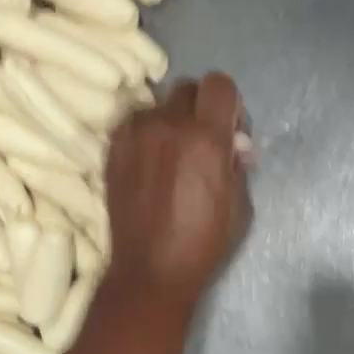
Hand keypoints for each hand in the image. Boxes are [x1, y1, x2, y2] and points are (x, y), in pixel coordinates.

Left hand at [103, 71, 252, 307]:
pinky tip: (153, 163)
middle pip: (188, 87)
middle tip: (207, 142)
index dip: (231, 105)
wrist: (153, 268)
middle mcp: (168, 125)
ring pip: (160, 104)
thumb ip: (237, 167)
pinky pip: (135, 121)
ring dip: (174, 121)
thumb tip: (236, 147)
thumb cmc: (205, 243)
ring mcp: (135, 132)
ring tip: (176, 156)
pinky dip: (148, 132)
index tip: (232, 131)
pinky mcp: (113, 145)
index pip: (221, 86)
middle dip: (203, 108)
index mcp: (206, 140)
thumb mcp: (240, 208)